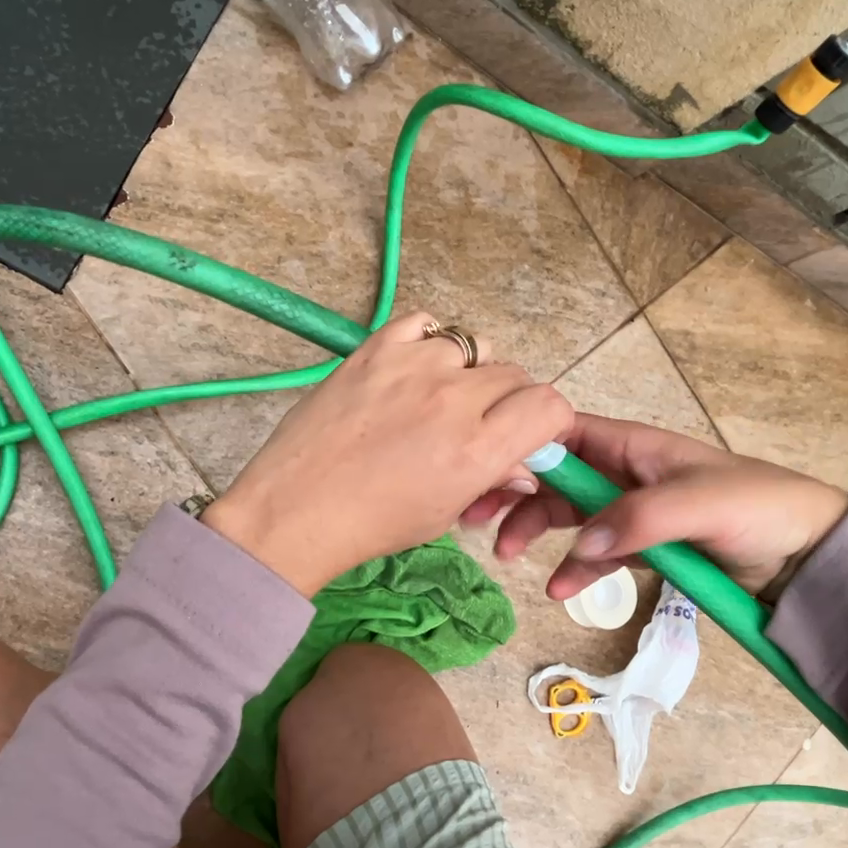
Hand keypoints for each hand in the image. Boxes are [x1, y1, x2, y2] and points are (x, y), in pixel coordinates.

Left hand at [203, 313, 573, 595]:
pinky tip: (410, 370)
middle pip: (513, 374)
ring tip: (434, 400)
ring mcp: (411, 366)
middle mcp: (453, 399)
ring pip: (472, 347)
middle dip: (505, 401)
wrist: (298, 508)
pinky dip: (428, 342)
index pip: (549, 405)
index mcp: (478, 448)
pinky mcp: (374, 349)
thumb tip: (523, 464)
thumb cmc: (371, 523)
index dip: (545, 421)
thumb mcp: (444, 512)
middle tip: (475, 425)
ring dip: (465, 372)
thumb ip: (491, 476)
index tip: (526, 433)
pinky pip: (424, 324)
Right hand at [461, 414, 847, 600]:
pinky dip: (573, 568)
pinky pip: (593, 552)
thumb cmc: (761, 509)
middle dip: (513, 491)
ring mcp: (629, 510)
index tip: (484, 468)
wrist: (810, 557)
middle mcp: (623, 472)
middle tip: (474, 516)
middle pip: (552, 474)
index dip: (522, 445)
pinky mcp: (641, 545)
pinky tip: (560, 589)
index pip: (563, 432)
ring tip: (507, 557)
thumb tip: (578, 546)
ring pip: (565, 513)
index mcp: (634, 446)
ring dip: (532, 530)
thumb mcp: (702, 505)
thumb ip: (638, 520)